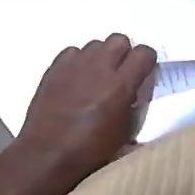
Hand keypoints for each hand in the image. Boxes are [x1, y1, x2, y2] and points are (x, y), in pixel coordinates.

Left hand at [8, 34, 156, 192]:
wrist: (48, 155)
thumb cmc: (90, 152)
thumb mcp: (124, 133)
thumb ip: (132, 106)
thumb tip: (132, 93)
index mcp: (120, 85)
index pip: (144, 53)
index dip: (146, 61)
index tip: (142, 74)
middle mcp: (98, 68)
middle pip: (119, 40)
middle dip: (123, 54)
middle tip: (119, 74)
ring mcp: (73, 66)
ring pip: (94, 44)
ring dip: (100, 57)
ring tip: (95, 78)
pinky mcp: (53, 69)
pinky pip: (71, 53)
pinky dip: (77, 62)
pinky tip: (75, 80)